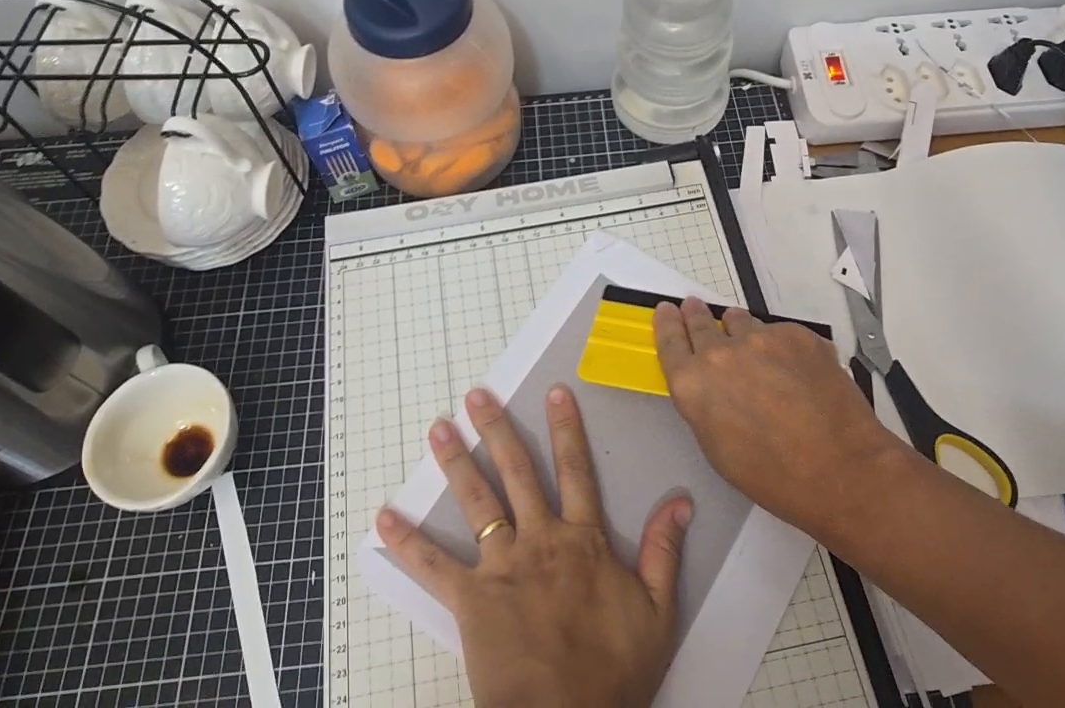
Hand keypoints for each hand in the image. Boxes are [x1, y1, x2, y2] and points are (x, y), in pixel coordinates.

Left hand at [377, 385, 692, 707]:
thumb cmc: (614, 671)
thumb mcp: (658, 611)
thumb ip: (666, 552)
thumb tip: (680, 501)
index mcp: (583, 541)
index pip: (576, 471)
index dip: (566, 429)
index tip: (554, 392)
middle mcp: (539, 540)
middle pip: (517, 473)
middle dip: (496, 430)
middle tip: (477, 396)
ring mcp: (502, 567)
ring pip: (476, 503)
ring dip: (455, 463)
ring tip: (436, 430)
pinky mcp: (471, 599)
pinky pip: (434, 566)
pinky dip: (407, 542)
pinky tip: (384, 519)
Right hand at [654, 297, 908, 539]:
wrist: (839, 468)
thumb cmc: (775, 475)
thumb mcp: (717, 447)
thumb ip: (705, 405)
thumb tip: (712, 388)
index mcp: (693, 385)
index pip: (670, 341)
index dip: (667, 324)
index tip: (667, 311)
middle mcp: (720, 354)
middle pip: (701, 322)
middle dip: (697, 315)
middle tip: (696, 308)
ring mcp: (761, 339)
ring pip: (742, 322)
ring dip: (740, 330)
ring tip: (752, 347)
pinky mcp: (797, 335)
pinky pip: (780, 332)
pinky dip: (781, 344)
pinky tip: (795, 370)